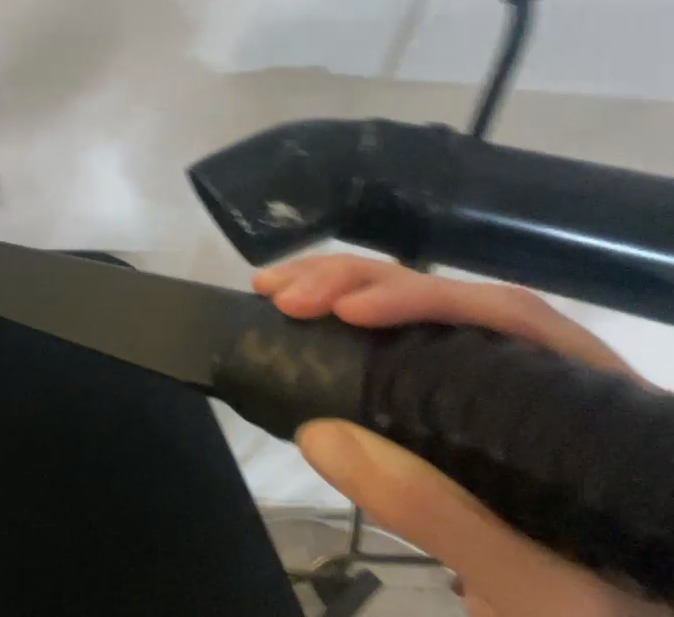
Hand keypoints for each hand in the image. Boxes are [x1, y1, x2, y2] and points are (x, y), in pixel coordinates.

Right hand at [255, 254, 656, 616]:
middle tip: (284, 297)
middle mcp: (550, 378)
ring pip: (418, 306)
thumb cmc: (586, 614)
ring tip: (271, 290)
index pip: (513, 321)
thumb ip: (438, 514)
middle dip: (359, 283)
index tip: (348, 312)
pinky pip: (396, 338)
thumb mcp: (530, 583)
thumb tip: (316, 433)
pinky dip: (338, 318)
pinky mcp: (451, 397)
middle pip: (453, 299)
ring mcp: (497, 384)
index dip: (425, 300)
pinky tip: (298, 312)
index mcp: (596, 407)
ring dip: (338, 287)